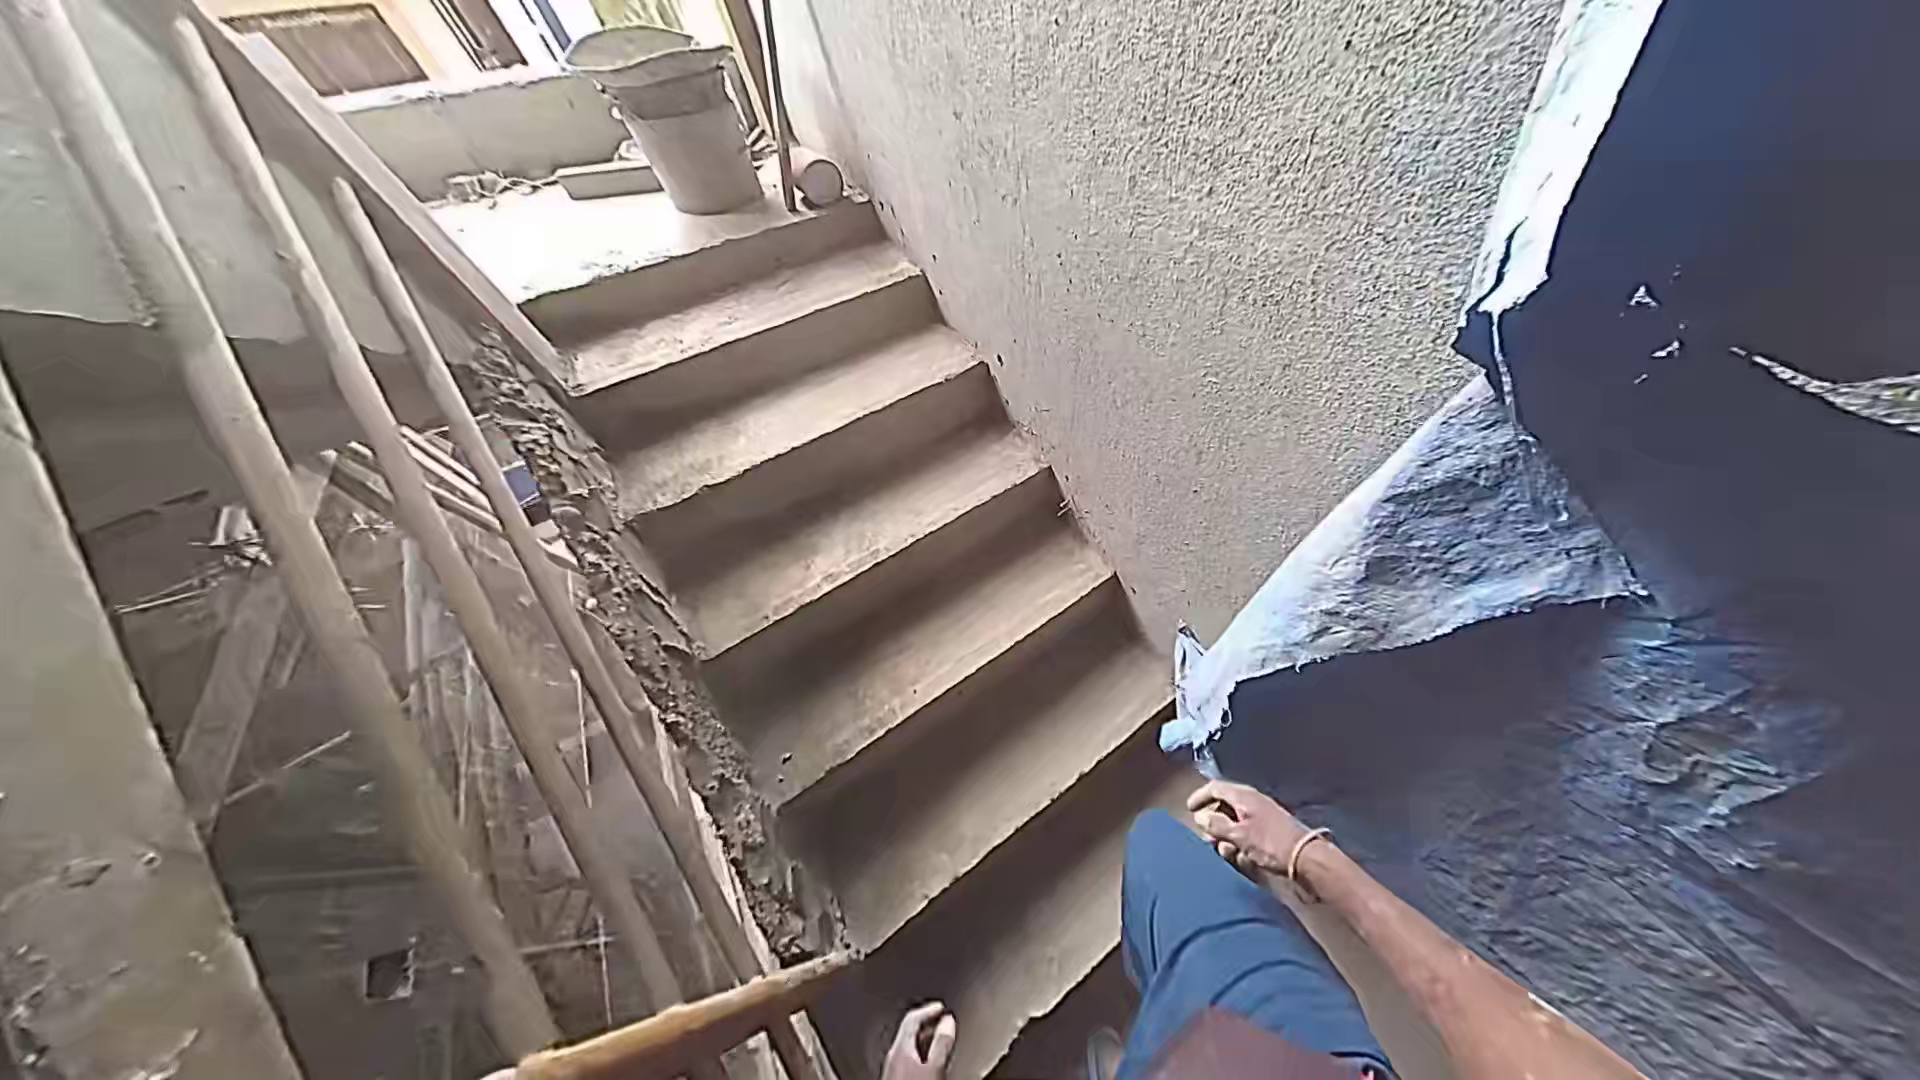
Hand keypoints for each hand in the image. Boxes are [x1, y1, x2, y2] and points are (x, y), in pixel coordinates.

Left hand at [882, 1001, 956, 1079]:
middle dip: (928, 1024)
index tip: (941, 1007)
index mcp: (899, 1047)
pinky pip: (908, 1060)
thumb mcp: (933, 1066)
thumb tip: (948, 1020)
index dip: (928, 1010)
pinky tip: (929, 1064)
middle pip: (910, 1031)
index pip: (912, 1017)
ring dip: (925, 1041)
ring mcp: (892, 1069)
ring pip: (909, 1047)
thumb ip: (941, 1041)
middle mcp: (893, 1056)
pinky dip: (921, 1055)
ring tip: (939, 1041)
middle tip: (942, 1021)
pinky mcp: (895, 1078)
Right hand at [1187, 780, 1309, 875]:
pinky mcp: (1271, 833)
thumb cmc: (1271, 844)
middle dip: (1213, 822)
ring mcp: (1263, 817)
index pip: (1215, 787)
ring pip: (1235, 822)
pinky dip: (1241, 844)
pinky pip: (1248, 834)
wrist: (1309, 861)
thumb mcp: (1239, 835)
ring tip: (1227, 851)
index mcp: (1244, 796)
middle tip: (1207, 837)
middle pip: (1224, 805)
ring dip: (1227, 836)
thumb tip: (1200, 817)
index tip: (1189, 809)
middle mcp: (1253, 802)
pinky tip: (1245, 858)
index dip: (1200, 797)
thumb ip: (1216, 824)